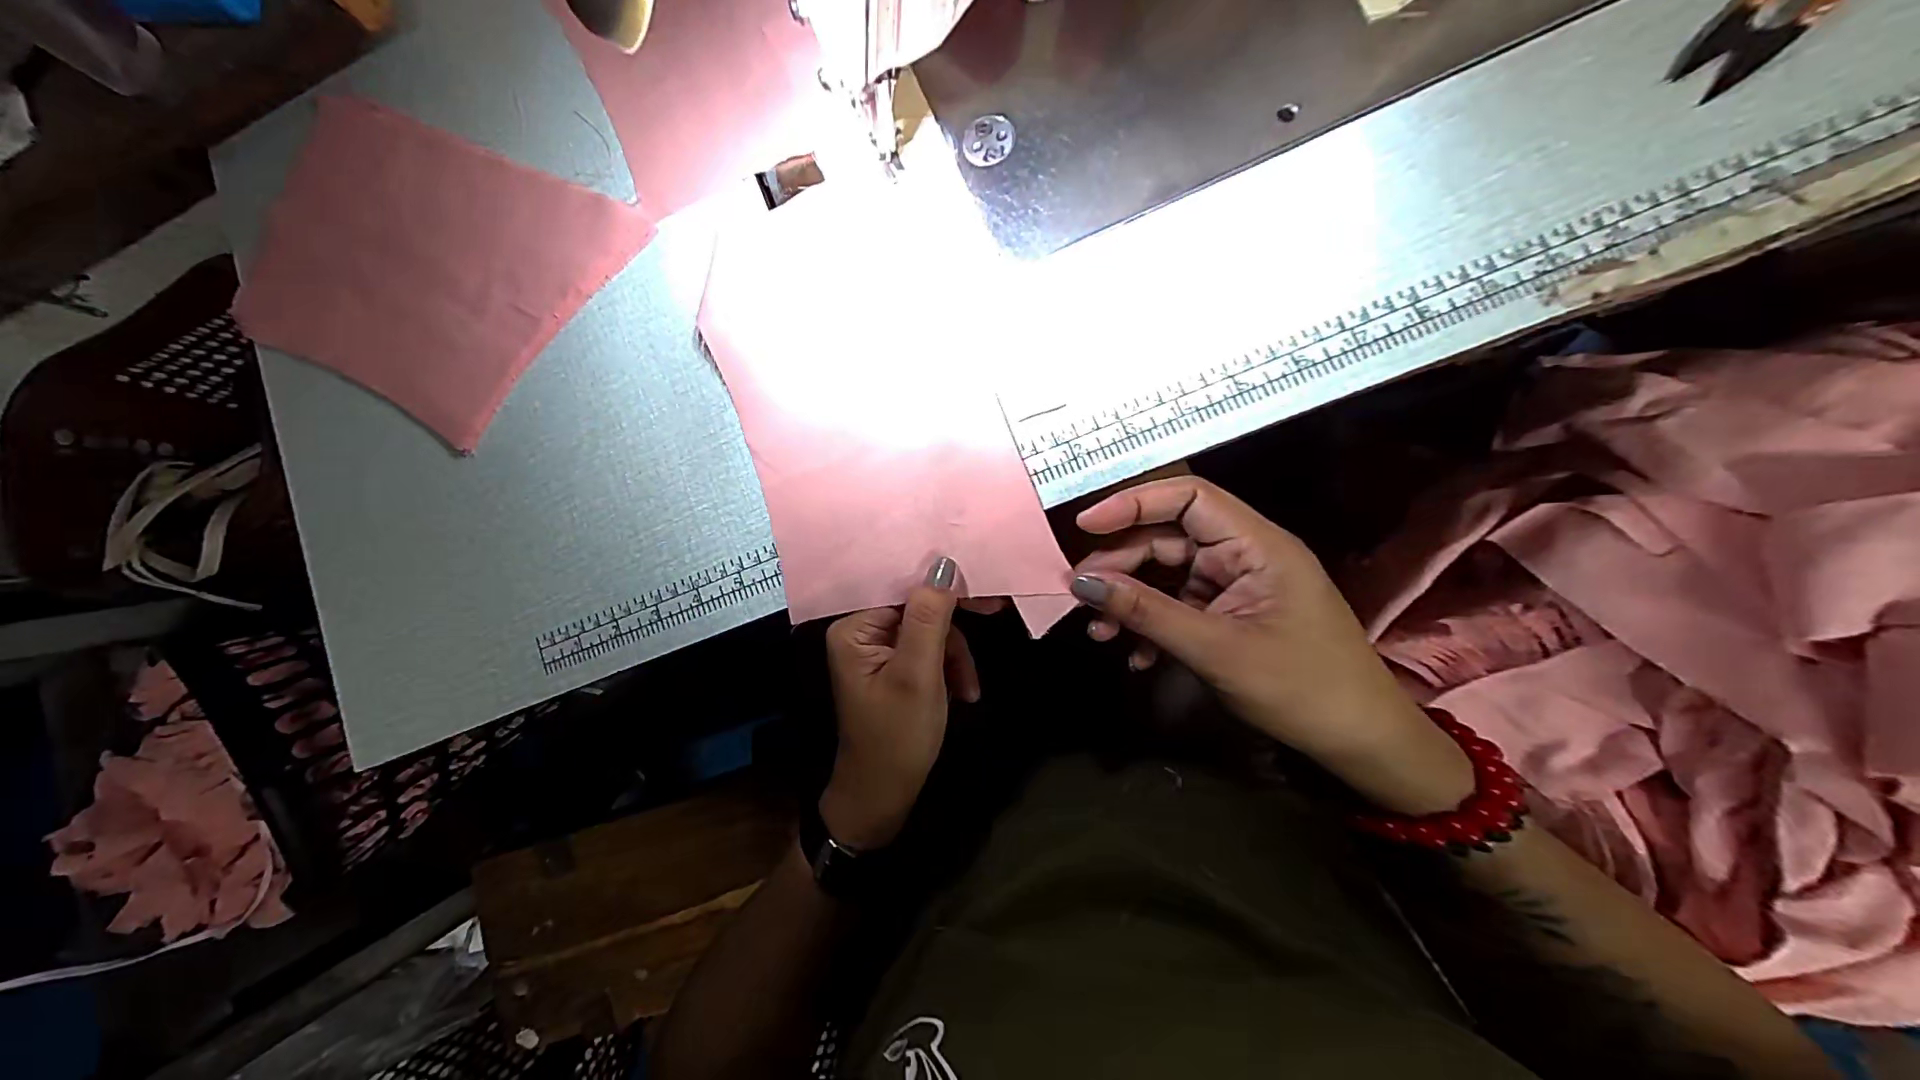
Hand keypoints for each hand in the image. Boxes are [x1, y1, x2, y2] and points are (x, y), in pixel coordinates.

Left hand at [819, 556, 976, 849]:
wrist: (883, 796)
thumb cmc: (897, 737)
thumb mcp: (919, 675)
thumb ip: (930, 617)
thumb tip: (943, 564)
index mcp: (854, 628)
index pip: (902, 586)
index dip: (944, 583)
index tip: (985, 585)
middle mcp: (860, 631)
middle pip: (917, 605)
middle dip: (953, 624)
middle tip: (995, 612)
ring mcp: (876, 649)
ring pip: (928, 628)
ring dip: (954, 654)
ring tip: (967, 688)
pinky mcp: (891, 665)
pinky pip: (926, 649)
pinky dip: (948, 667)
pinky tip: (962, 692)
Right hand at [1069, 477, 1473, 814]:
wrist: (1357, 740)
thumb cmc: (1300, 687)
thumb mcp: (1215, 649)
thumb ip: (1146, 613)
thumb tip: (1083, 583)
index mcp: (1255, 545)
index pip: (1188, 498)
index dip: (1133, 503)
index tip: (1086, 527)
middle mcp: (1244, 555)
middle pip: (1167, 539)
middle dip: (1122, 568)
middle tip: (1083, 598)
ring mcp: (1236, 586)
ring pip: (1167, 576)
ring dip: (1131, 602)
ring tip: (1101, 634)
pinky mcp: (1230, 615)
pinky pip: (1178, 606)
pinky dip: (1152, 626)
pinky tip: (1137, 656)